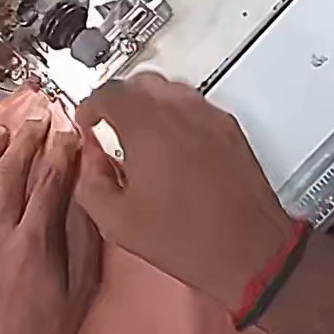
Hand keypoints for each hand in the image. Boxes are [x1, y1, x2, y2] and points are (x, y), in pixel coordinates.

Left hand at [0, 116, 102, 333]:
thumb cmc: (48, 330)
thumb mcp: (82, 287)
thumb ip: (85, 236)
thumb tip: (88, 192)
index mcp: (32, 243)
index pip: (48, 181)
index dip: (61, 151)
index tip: (71, 131)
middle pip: (9, 172)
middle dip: (25, 139)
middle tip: (38, 119)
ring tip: (2, 131)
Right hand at [76, 74, 293, 310]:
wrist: (246, 250)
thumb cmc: (190, 238)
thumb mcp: (116, 220)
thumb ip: (91, 180)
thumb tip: (91, 160)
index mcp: (146, 129)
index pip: (108, 94)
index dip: (90, 106)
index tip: (87, 120)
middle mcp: (179, 113)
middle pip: (139, 83)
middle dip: (118, 99)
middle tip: (109, 121)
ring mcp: (208, 118)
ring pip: (169, 89)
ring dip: (148, 104)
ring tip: (139, 133)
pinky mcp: (229, 129)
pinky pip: (195, 106)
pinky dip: (176, 115)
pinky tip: (172, 143)